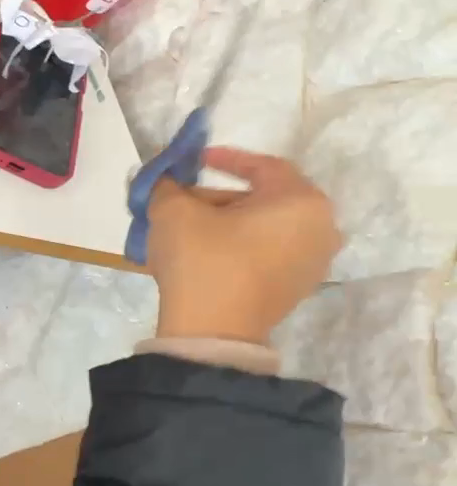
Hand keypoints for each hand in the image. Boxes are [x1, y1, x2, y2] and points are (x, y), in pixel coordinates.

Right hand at [146, 147, 341, 345]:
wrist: (213, 327)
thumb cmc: (201, 259)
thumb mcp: (171, 213)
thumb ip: (166, 187)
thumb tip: (163, 180)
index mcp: (300, 201)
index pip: (264, 166)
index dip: (224, 158)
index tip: (193, 160)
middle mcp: (322, 226)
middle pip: (265, 197)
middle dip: (218, 195)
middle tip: (180, 200)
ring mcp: (315, 259)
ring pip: (266, 225)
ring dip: (227, 221)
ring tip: (187, 228)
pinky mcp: (298, 284)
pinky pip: (267, 250)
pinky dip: (237, 243)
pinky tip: (204, 252)